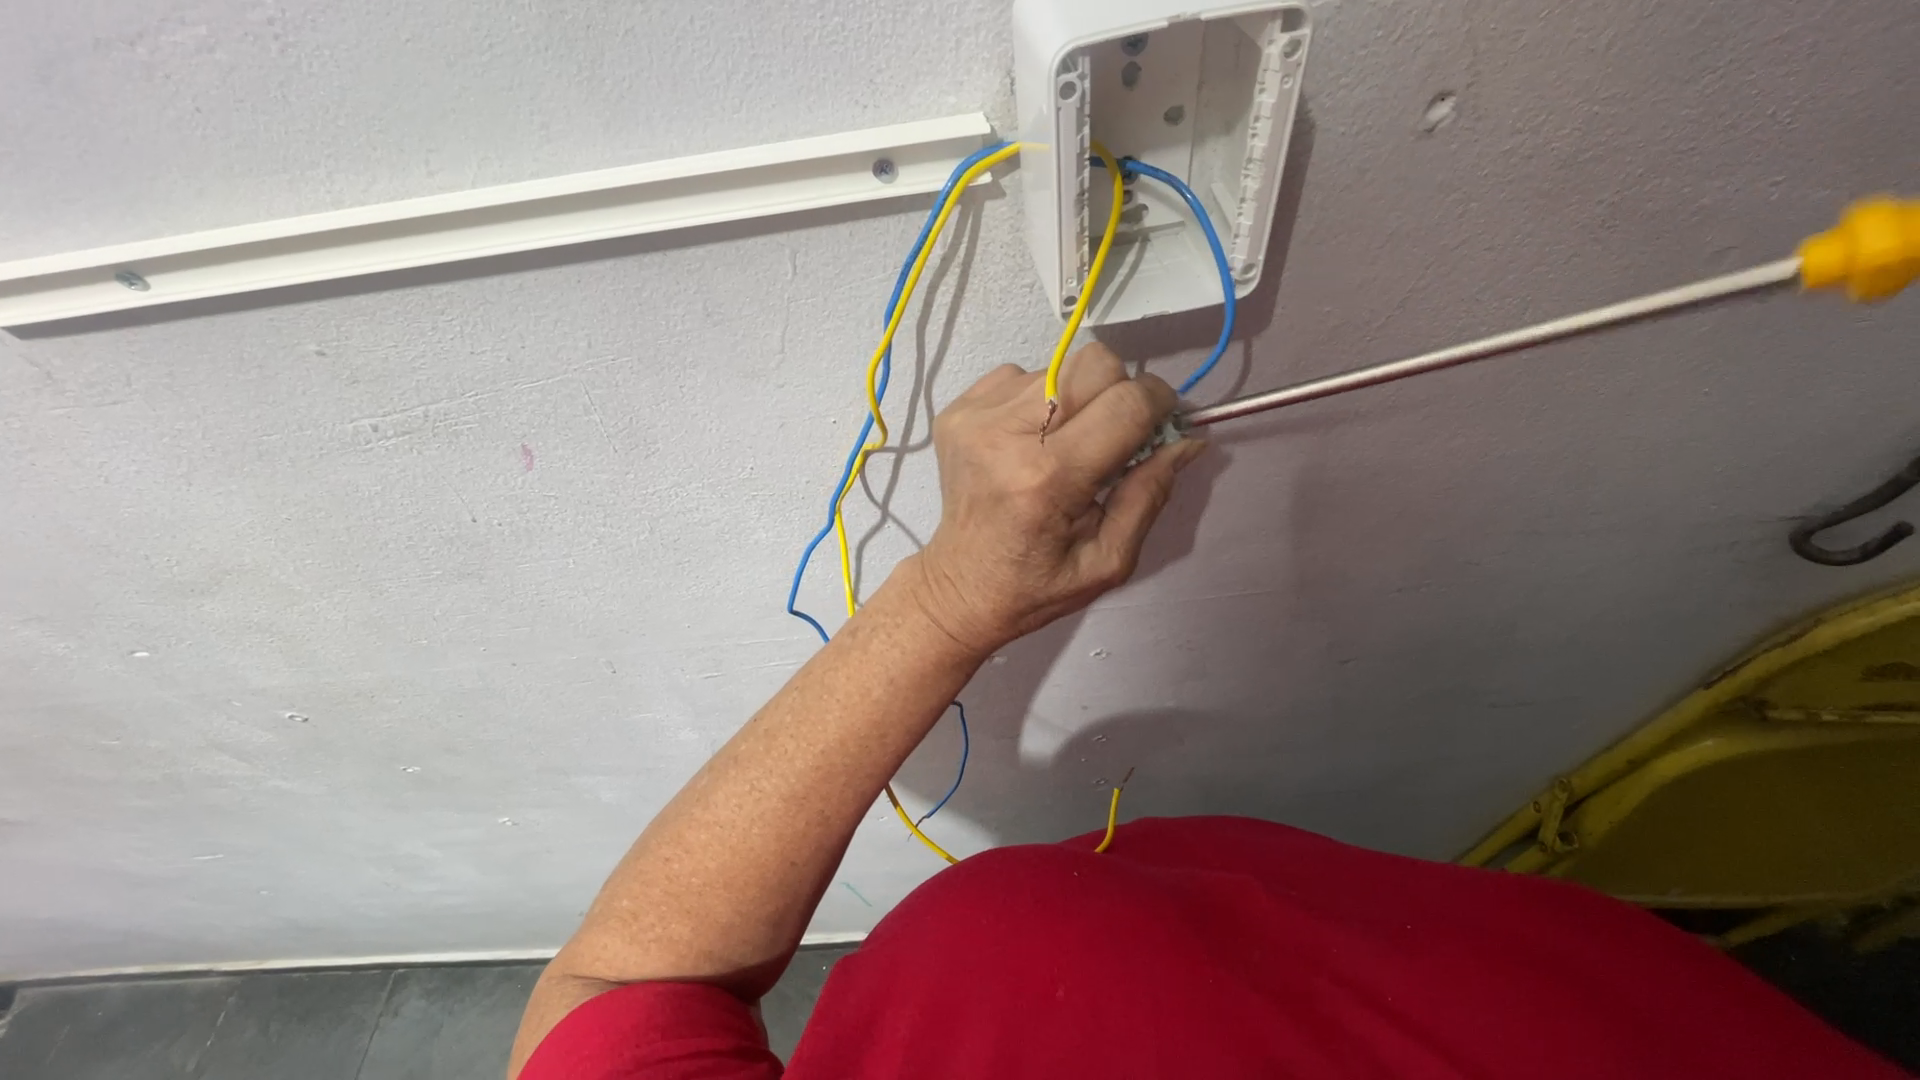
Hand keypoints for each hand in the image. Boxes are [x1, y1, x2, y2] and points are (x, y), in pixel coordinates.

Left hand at [899, 343, 1205, 656]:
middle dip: (1119, 393)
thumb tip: (1189, 440)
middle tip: (1112, 437)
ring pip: (1059, 366)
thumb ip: (1150, 495)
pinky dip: (1038, 401)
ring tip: (1062, 446)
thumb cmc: (1037, 585)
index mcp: (1048, 478)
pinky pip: (1020, 376)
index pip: (1127, 403)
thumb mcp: (1108, 561)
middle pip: (1094, 364)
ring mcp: (974, 417)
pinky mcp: (956, 411)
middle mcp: (1006, 435)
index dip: (1158, 405)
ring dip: (1077, 398)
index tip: (1160, 425)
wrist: (960, 586)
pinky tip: (1028, 443)